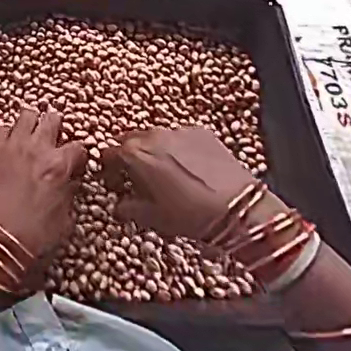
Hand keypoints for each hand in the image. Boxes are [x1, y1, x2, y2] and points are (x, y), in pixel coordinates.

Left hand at [0, 106, 86, 269]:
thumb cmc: (29, 235)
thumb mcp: (63, 219)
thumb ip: (69, 193)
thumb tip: (69, 183)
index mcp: (59, 165)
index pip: (78, 146)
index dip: (78, 155)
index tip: (75, 162)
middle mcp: (37, 149)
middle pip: (52, 118)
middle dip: (55, 125)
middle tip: (53, 136)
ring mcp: (12, 145)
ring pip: (26, 115)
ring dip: (31, 123)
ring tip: (31, 133)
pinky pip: (2, 128)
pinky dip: (8, 132)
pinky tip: (10, 143)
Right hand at [105, 127, 277, 240]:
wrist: (240, 209)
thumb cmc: (193, 215)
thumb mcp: (153, 218)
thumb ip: (128, 208)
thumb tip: (119, 206)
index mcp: (136, 155)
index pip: (109, 152)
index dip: (109, 168)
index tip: (114, 180)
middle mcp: (154, 136)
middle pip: (130, 140)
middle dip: (129, 157)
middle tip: (137, 177)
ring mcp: (179, 132)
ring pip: (155, 137)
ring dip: (153, 151)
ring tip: (165, 174)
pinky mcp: (202, 133)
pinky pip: (180, 137)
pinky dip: (178, 148)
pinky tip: (187, 168)